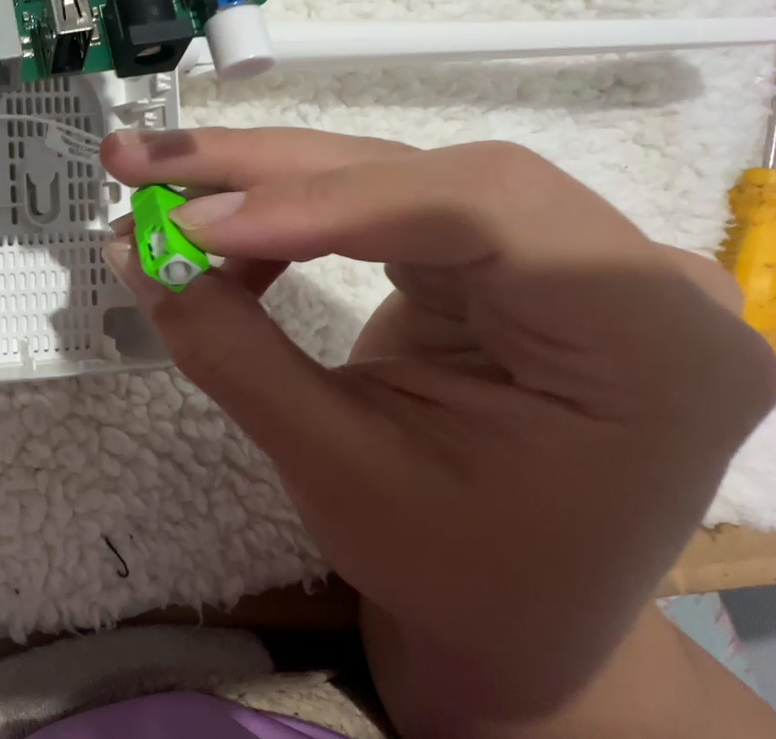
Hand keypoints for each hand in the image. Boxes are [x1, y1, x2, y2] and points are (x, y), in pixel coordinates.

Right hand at [100, 128, 775, 725]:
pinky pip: (376, 211)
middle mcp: (621, 272)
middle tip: (134, 161)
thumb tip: (130, 252)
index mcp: (645, 339)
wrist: (508, 614)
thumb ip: (230, 351)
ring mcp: (559, 260)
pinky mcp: (496, 267)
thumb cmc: (449, 566)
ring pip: (389, 176)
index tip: (188, 226)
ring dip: (258, 185)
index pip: (478, 209)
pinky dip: (282, 222)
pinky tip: (217, 245)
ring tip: (152, 194)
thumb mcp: (333, 465)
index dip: (321, 200)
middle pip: (422, 173)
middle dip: (262, 169)